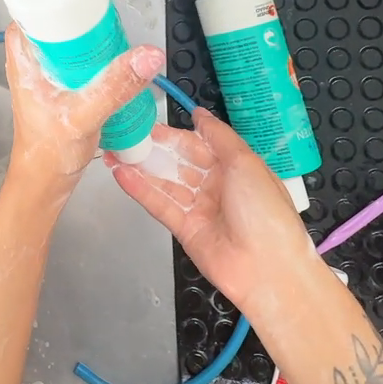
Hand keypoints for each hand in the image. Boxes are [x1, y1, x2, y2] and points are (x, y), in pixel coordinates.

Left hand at [4, 23, 163, 210]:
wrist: (45, 183)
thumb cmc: (49, 151)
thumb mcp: (83, 115)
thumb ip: (115, 87)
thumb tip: (147, 56)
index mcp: (23, 57)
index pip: (32, 10)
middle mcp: (30, 60)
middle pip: (55, 22)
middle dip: (83, 19)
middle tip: (111, 20)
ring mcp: (44, 73)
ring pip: (68, 42)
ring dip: (91, 39)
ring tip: (116, 38)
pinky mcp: (59, 86)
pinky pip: (77, 60)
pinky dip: (94, 57)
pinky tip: (113, 60)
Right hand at [105, 110, 315, 312]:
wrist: (268, 270)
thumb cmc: (266, 212)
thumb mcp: (245, 162)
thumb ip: (218, 135)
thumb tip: (199, 113)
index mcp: (235, 168)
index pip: (199, 144)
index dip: (175, 133)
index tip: (149, 122)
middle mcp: (217, 186)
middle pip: (179, 162)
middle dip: (153, 148)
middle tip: (125, 134)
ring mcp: (199, 208)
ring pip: (165, 182)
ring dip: (140, 167)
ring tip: (113, 152)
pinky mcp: (183, 229)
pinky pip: (159, 204)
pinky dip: (140, 190)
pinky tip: (122, 174)